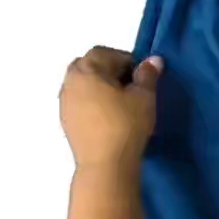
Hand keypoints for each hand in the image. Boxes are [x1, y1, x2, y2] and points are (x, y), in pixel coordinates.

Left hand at [60, 47, 161, 174]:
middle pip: (89, 65)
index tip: (142, 76)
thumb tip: (154, 60)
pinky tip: (109, 118)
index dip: (127, 60)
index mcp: (87, 70)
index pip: (106, 53)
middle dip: (109, 70)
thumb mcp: (144, 97)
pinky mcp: (66, 121)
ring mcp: (64, 102)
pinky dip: (92, 102)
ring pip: (83, 84)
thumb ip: (148, 75)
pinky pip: (79, 102)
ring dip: (100, 87)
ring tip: (120, 103)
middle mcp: (70, 81)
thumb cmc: (126, 125)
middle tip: (130, 87)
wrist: (105, 164)